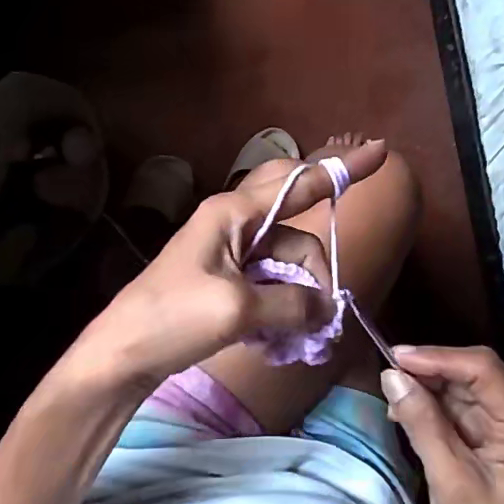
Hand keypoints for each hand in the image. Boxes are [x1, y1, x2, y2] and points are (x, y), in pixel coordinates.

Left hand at [54, 140, 389, 397]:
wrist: (121, 353)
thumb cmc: (172, 319)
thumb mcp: (238, 311)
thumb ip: (293, 305)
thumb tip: (325, 308)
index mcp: (232, 212)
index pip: (299, 182)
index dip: (341, 169)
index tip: (382, 149)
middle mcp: (232, 223)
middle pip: (295, 227)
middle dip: (316, 264)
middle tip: (326, 302)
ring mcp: (226, 252)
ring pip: (283, 263)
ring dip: (298, 297)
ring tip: (297, 340)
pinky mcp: (221, 280)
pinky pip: (266, 284)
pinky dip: (279, 309)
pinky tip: (276, 342)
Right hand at [381, 345, 503, 503]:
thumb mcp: (448, 478)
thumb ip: (422, 422)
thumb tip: (391, 374)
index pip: (485, 371)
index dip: (440, 358)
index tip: (396, 357)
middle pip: (474, 375)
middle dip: (430, 371)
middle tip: (387, 373)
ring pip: (461, 389)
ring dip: (425, 387)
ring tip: (391, 393)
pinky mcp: (488, 441)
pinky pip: (456, 409)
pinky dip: (428, 405)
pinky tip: (403, 411)